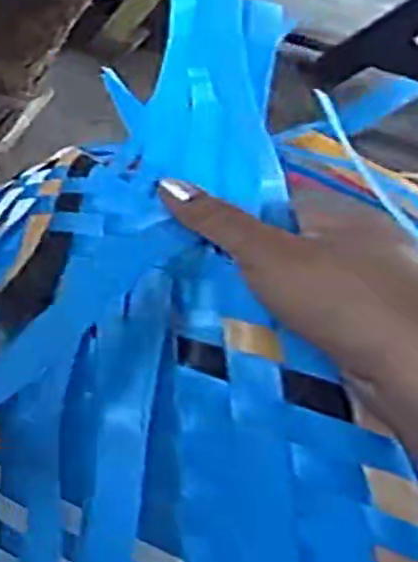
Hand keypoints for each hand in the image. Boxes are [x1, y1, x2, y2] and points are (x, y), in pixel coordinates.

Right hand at [160, 177, 417, 400]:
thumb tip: (167, 182)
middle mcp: (357, 246)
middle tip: (168, 240)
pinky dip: (258, 302)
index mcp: (348, 219)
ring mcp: (356, 286)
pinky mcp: (351, 319)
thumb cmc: (344, 302)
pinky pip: (289, 300)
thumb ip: (216, 219)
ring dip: (236, 275)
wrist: (413, 379)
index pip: (270, 195)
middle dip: (222, 240)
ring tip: (185, 273)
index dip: (221, 197)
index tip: (172, 205)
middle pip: (271, 234)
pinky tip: (226, 305)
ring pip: (276, 270)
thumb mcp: (267, 254)